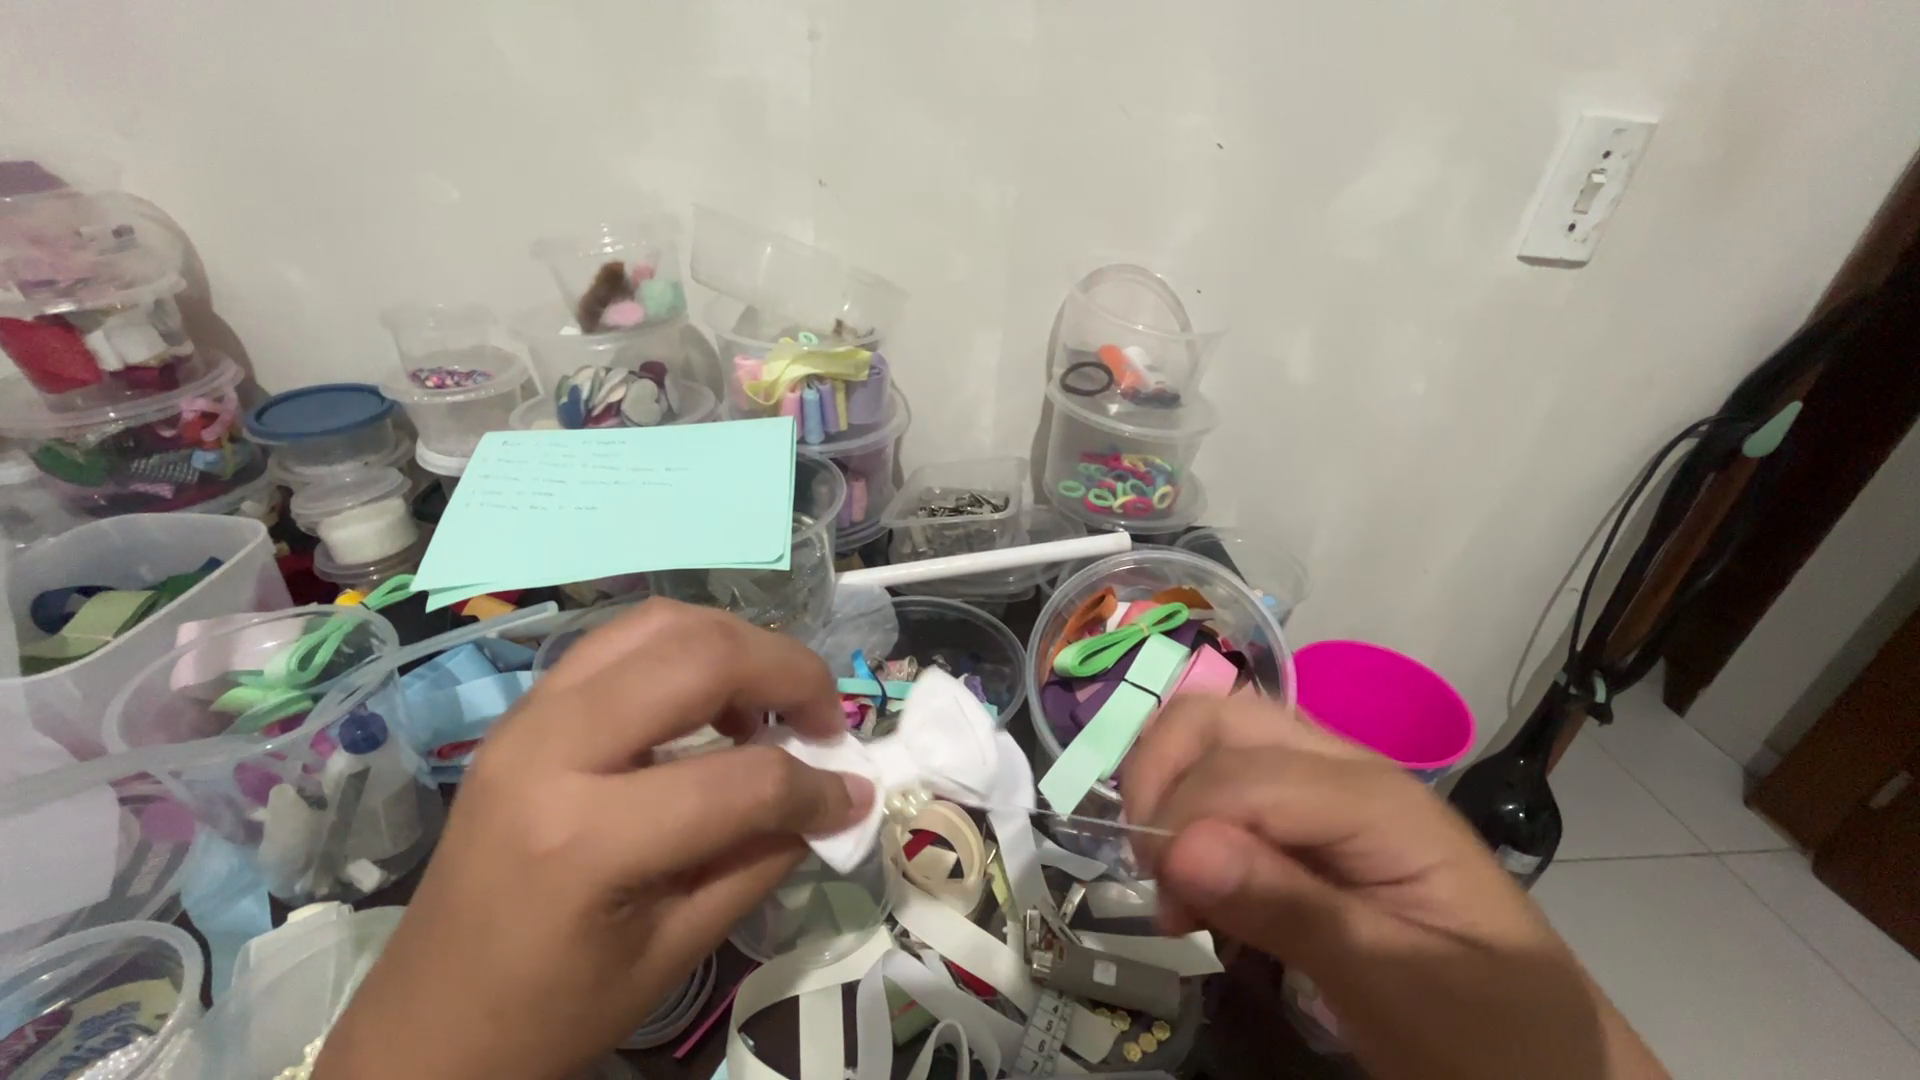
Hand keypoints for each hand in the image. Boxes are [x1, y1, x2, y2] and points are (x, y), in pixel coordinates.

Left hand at [315, 601, 874, 1079]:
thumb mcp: (677, 949)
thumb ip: (764, 858)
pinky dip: (688, 648)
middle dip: (790, 672)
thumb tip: (834, 798)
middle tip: (823, 717)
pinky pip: (623, 641)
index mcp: (586, 838)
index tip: (852, 795)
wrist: (425, 1026)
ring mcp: (530, 716)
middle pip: (702, 657)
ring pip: (662, 624)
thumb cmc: (552, 1010)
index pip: (742, 781)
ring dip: (738, 645)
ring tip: (769, 699)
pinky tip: (712, 697)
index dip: (817, 785)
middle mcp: (552, 749)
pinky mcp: (527, 709)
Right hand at [1122, 695, 1667, 1079]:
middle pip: (1219, 716)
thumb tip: (1180, 849)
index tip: (1168, 905)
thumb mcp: (1395, 990)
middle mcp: (1345, 766)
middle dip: (1159, 775)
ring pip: (1215, 733)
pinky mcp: (1311, 810)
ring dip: (1167, 787)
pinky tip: (1196, 879)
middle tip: (1152, 866)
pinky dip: (1185, 808)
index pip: (1243, 772)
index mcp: (1377, 802)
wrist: (1550, 1057)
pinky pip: (1226, 774)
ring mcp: (1328, 782)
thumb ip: (1289, 911)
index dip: (1183, 822)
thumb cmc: (1486, 1033)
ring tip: (1170, 875)